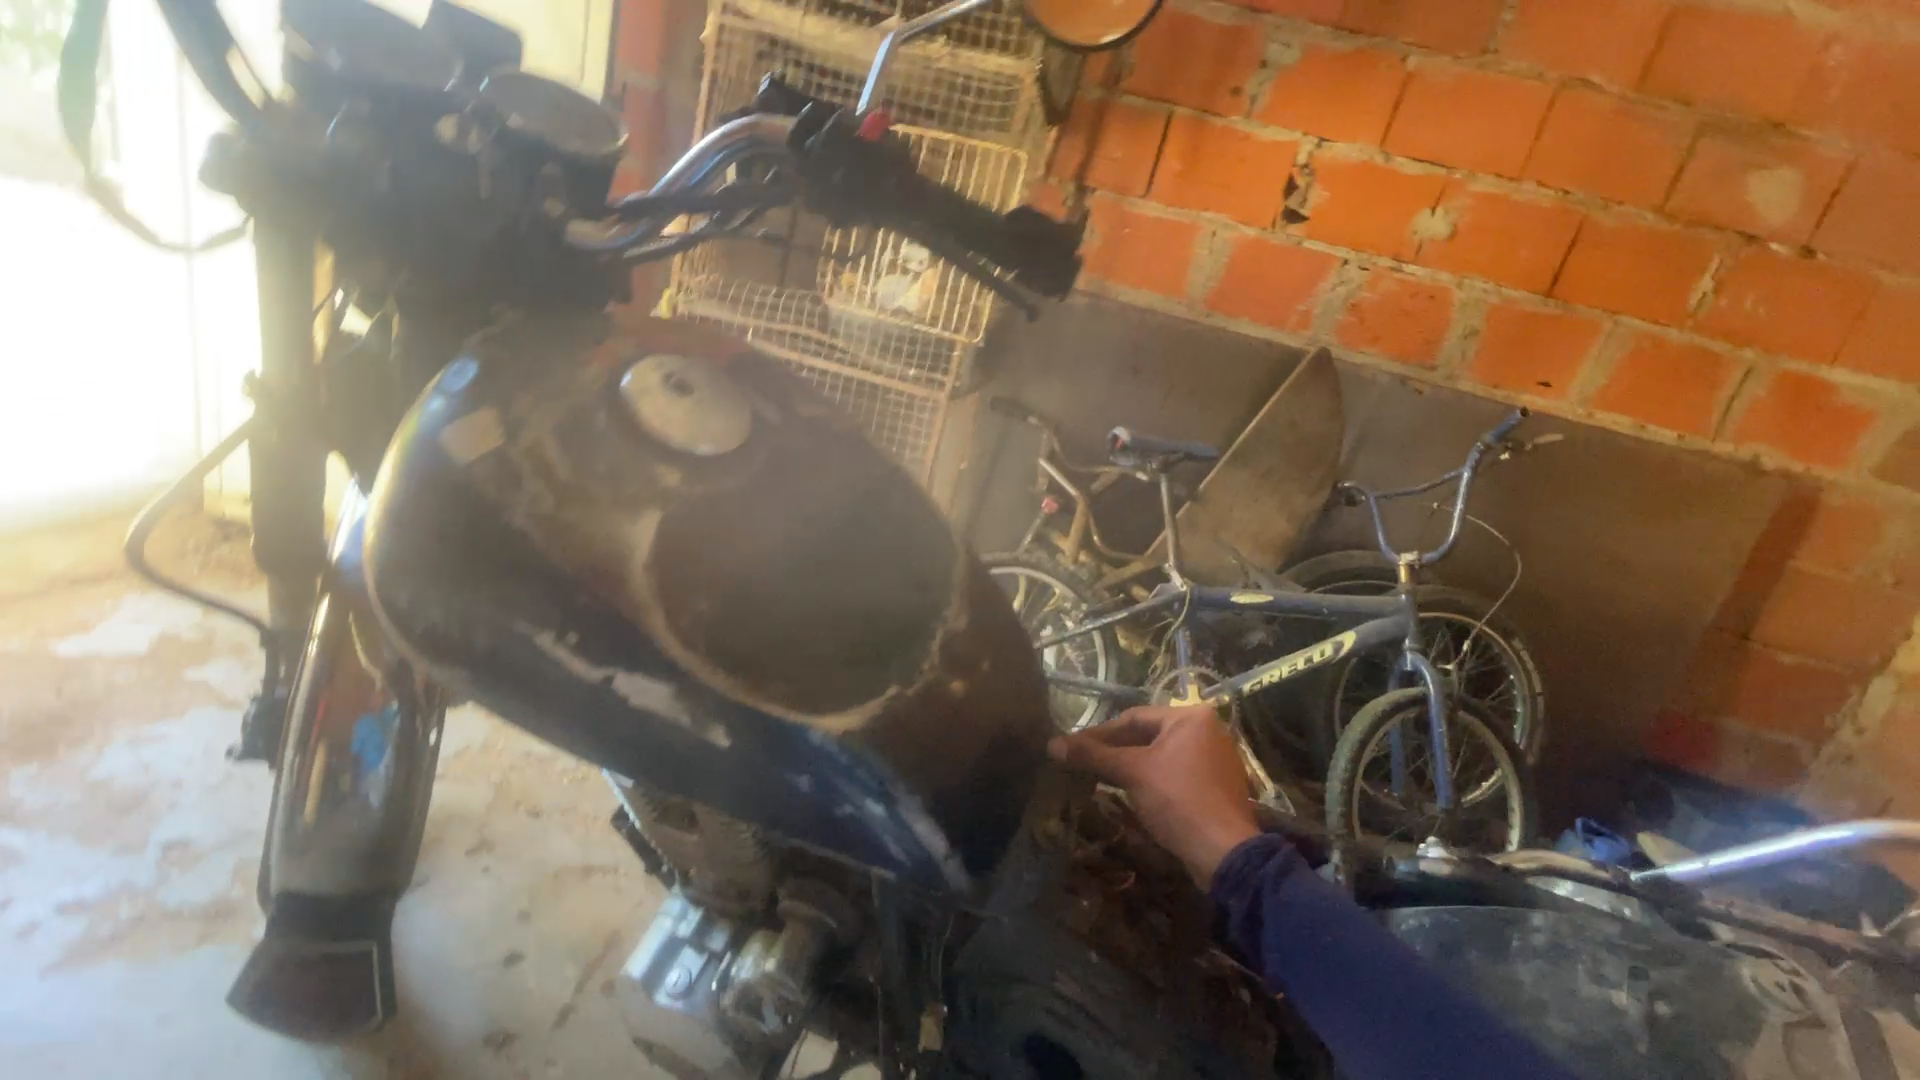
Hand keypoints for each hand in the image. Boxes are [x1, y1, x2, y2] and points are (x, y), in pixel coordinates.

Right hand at [1049, 704, 1260, 887]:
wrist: (1224, 853)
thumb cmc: (1178, 800)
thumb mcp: (1132, 773)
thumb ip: (1093, 755)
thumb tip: (1052, 744)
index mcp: (1191, 717)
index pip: (1133, 718)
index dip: (1098, 733)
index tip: (1072, 748)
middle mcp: (1207, 730)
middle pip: (1147, 736)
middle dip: (1113, 750)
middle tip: (1082, 764)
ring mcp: (1214, 759)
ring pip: (1160, 756)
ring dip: (1130, 766)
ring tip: (1099, 778)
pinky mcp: (1215, 786)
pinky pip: (1174, 774)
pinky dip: (1150, 780)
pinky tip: (1129, 793)